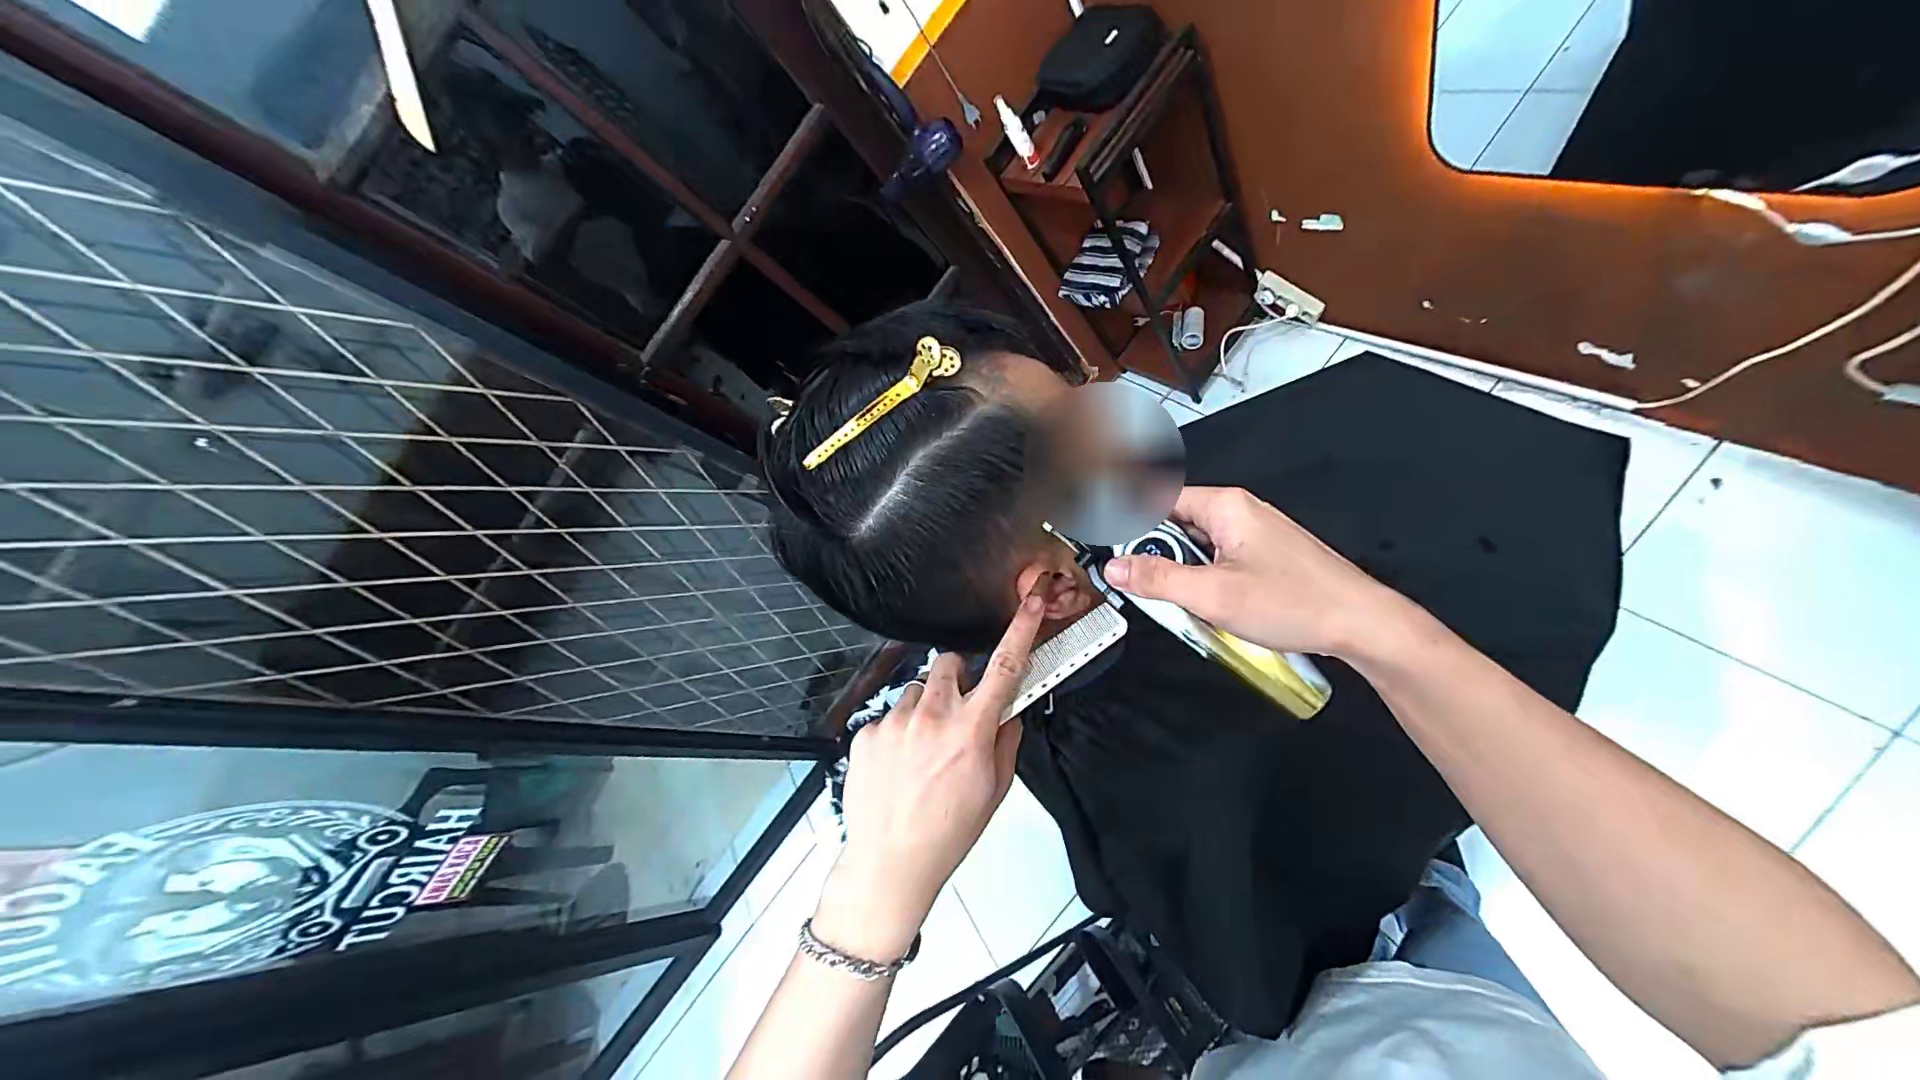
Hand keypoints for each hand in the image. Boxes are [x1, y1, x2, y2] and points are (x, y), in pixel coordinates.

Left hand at [812, 591, 1044, 963]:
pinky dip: (900, 728)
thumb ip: (1006, 739)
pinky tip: (900, 761)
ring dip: (926, 706)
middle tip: (958, 710)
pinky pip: (891, 712)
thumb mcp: (994, 788)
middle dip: (958, 677)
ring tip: (924, 748)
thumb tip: (1010, 711)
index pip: (1005, 665)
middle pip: (949, 662)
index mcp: (970, 730)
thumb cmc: (946, 833)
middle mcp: (931, 716)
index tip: (1031, 604)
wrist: (890, 862)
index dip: (1022, 628)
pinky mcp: (868, 730)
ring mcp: (895, 721)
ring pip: (918, 688)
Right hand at [1103, 486, 1420, 659]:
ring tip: (1189, 604)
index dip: (1129, 523)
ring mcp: (1251, 535)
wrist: (1361, 625)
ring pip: (1194, 548)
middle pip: (1174, 526)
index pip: (1158, 500)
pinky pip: (1215, 561)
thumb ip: (1157, 579)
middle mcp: (1239, 513)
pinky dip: (1204, 583)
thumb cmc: (1303, 602)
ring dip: (1181, 575)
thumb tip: (1119, 568)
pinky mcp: (1260, 557)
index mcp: (1226, 506)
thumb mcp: (1213, 594)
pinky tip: (1210, 608)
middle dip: (1157, 558)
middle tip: (1152, 588)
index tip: (1113, 548)